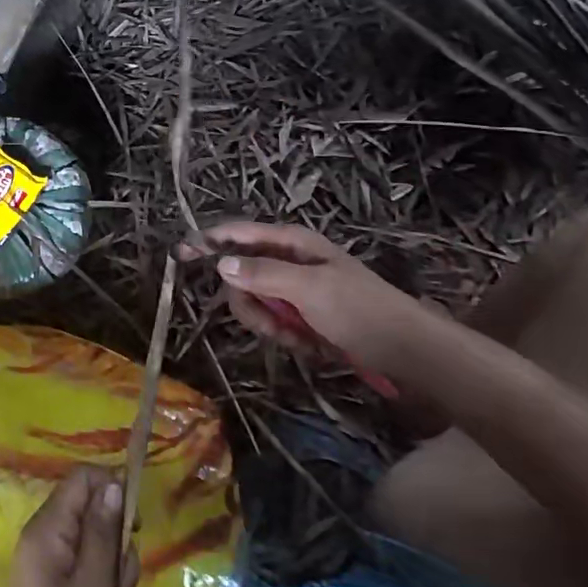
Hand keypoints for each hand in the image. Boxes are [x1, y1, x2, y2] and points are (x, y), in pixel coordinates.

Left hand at [4, 466, 139, 586]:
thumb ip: (103, 532)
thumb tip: (114, 482)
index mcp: (46, 529)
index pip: (82, 478)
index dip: (112, 488)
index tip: (135, 522)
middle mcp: (46, 540)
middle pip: (95, 517)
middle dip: (116, 551)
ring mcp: (51, 568)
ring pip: (100, 552)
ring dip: (115, 581)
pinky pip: (92, 579)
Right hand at [181, 222, 416, 368]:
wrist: (406, 352)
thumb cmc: (359, 310)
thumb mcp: (308, 289)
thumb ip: (263, 274)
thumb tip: (221, 263)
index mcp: (292, 242)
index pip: (240, 234)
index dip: (210, 240)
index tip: (181, 253)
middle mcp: (290, 261)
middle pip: (242, 275)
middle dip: (252, 303)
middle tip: (272, 324)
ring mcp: (296, 290)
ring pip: (256, 302)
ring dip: (270, 325)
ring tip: (299, 338)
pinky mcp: (303, 315)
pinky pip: (275, 322)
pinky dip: (286, 336)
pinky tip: (310, 346)